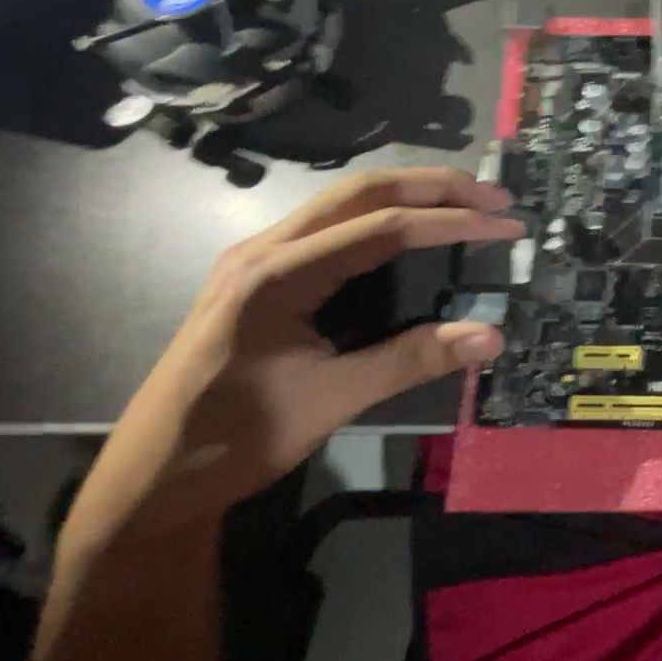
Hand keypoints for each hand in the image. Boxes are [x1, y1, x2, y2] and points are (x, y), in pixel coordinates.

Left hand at [64, 168, 524, 547]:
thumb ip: (412, 360)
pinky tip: (412, 230)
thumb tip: (491, 336)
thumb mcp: (332, 400)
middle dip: (434, 186)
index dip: (452, 221)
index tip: (507, 225)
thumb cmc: (237, 438)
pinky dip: (383, 216)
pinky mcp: (261, 275)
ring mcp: (259, 258)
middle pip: (361, 191)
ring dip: (409, 194)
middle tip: (495, 196)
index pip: (382, 228)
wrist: (154, 474)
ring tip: (466, 201)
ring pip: (344, 201)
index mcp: (277, 274)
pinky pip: (331, 225)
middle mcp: (265, 249)